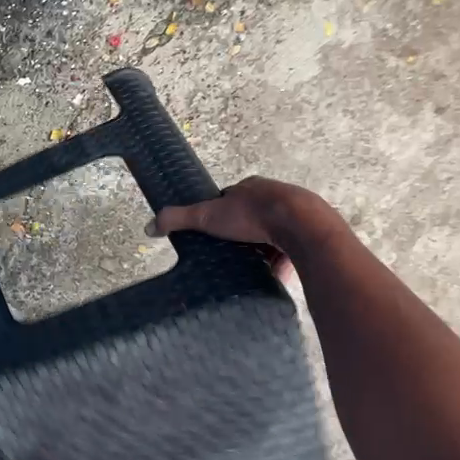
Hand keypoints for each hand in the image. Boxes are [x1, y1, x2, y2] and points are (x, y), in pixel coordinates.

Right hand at [149, 176, 342, 278]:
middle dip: (243, 233)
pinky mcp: (311, 229)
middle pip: (253, 215)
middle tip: (231, 252)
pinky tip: (275, 272)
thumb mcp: (206, 216)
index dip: (220, 215)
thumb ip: (178, 219)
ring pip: (274, 231)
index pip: (230, 199)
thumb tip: (148, 227)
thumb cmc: (252, 215)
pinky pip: (293, 246)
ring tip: (251, 264)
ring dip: (264, 246)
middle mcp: (275, 194)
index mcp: (250, 187)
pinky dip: (282, 259)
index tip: (214, 233)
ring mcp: (296, 211)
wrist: (301, 224)